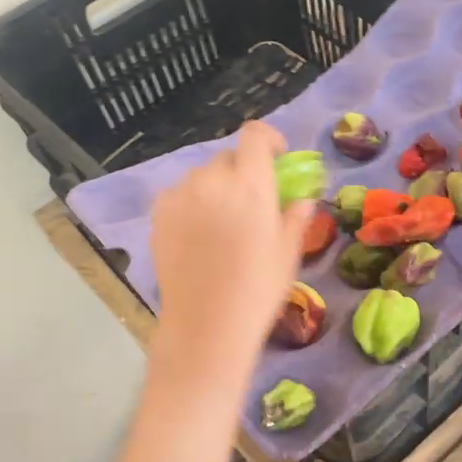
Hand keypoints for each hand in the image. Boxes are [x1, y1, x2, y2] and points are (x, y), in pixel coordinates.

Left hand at [148, 122, 313, 371]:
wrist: (206, 325)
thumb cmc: (257, 290)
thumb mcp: (287, 253)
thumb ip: (294, 217)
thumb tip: (301, 199)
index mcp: (251, 185)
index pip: (255, 136)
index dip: (268, 139)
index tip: (277, 157)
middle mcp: (213, 180)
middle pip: (228, 157)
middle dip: (242, 171)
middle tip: (250, 202)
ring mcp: (181, 194)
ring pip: (202, 176)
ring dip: (216, 187)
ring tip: (222, 223)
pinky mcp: (159, 212)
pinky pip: (180, 194)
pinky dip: (192, 202)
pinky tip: (198, 233)